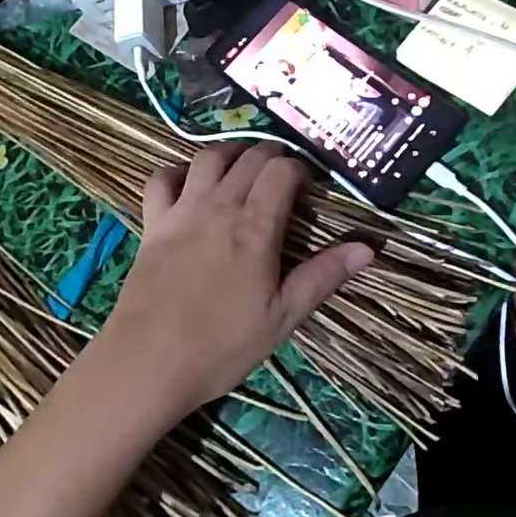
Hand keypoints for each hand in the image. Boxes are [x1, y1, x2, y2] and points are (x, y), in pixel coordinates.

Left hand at [92, 144, 372, 418]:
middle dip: (272, 155)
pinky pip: (161, 179)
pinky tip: (190, 182)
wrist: (147, 363)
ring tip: (245, 165)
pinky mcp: (152, 224)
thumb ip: (323, 276)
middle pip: (248, 158)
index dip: (300, 168)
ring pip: (207, 158)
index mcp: (255, 227)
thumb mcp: (283, 317)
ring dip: (231, 153)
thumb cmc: (222, 345)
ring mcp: (181, 212)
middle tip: (285, 172)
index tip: (310, 185)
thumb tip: (367, 248)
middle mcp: (219, 207)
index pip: (281, 171)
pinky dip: (178, 170)